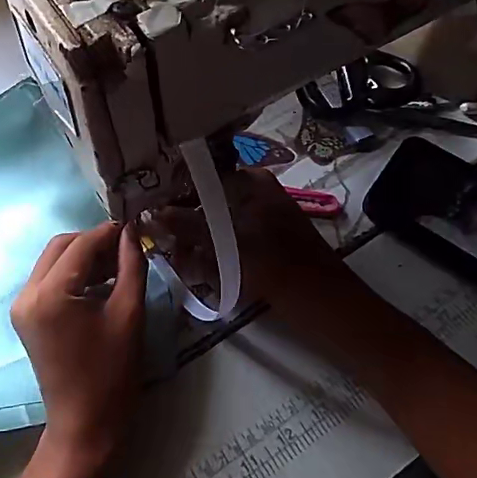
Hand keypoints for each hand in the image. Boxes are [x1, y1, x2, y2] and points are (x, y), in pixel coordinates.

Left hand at [10, 221, 145, 477]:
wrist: (84, 424)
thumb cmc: (111, 373)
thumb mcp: (129, 314)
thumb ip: (131, 266)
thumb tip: (133, 232)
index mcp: (51, 294)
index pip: (81, 244)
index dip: (110, 232)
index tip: (137, 227)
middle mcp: (28, 294)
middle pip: (61, 246)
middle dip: (94, 242)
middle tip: (128, 249)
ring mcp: (23, 306)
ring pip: (54, 260)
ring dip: (85, 257)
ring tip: (119, 267)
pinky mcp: (27, 317)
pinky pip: (50, 280)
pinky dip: (75, 275)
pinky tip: (102, 284)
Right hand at [149, 169, 369, 333]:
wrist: (325, 302)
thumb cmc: (277, 267)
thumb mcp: (227, 245)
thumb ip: (188, 226)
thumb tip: (153, 213)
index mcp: (251, 182)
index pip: (202, 174)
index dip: (174, 191)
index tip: (151, 209)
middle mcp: (256, 192)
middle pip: (208, 199)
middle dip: (183, 220)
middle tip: (163, 242)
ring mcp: (262, 216)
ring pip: (218, 221)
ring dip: (197, 239)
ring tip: (179, 260)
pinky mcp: (265, 240)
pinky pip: (231, 238)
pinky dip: (215, 250)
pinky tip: (200, 268)